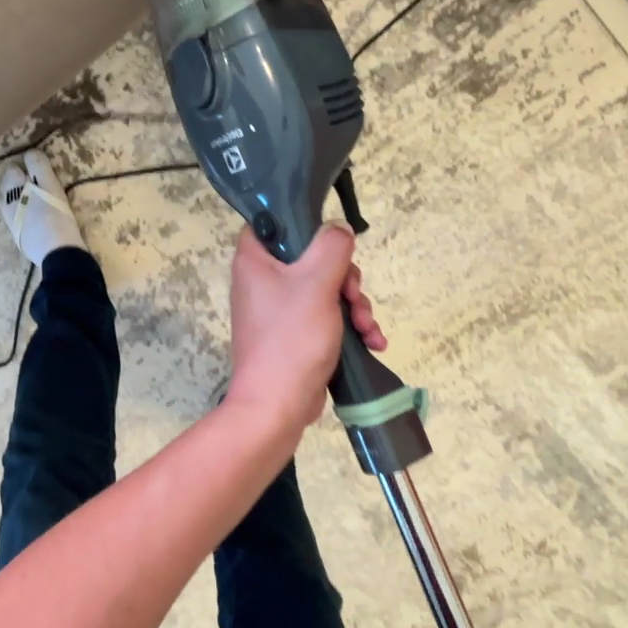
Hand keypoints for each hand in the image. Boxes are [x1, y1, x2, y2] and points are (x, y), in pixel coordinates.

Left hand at [222, 223, 386, 434]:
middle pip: (311, 259)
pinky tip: (373, 342)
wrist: (278, 403)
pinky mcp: (295, 334)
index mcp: (254, 260)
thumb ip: (331, 248)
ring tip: (366, 328)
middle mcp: (262, 280)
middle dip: (344, 279)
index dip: (302, 227)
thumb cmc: (291, 336)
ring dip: (353, 306)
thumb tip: (338, 228)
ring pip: (325, 289)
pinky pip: (326, 317)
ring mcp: (279, 309)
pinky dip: (349, 326)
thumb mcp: (316, 283)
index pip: (272, 223)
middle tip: (354, 297)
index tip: (330, 244)